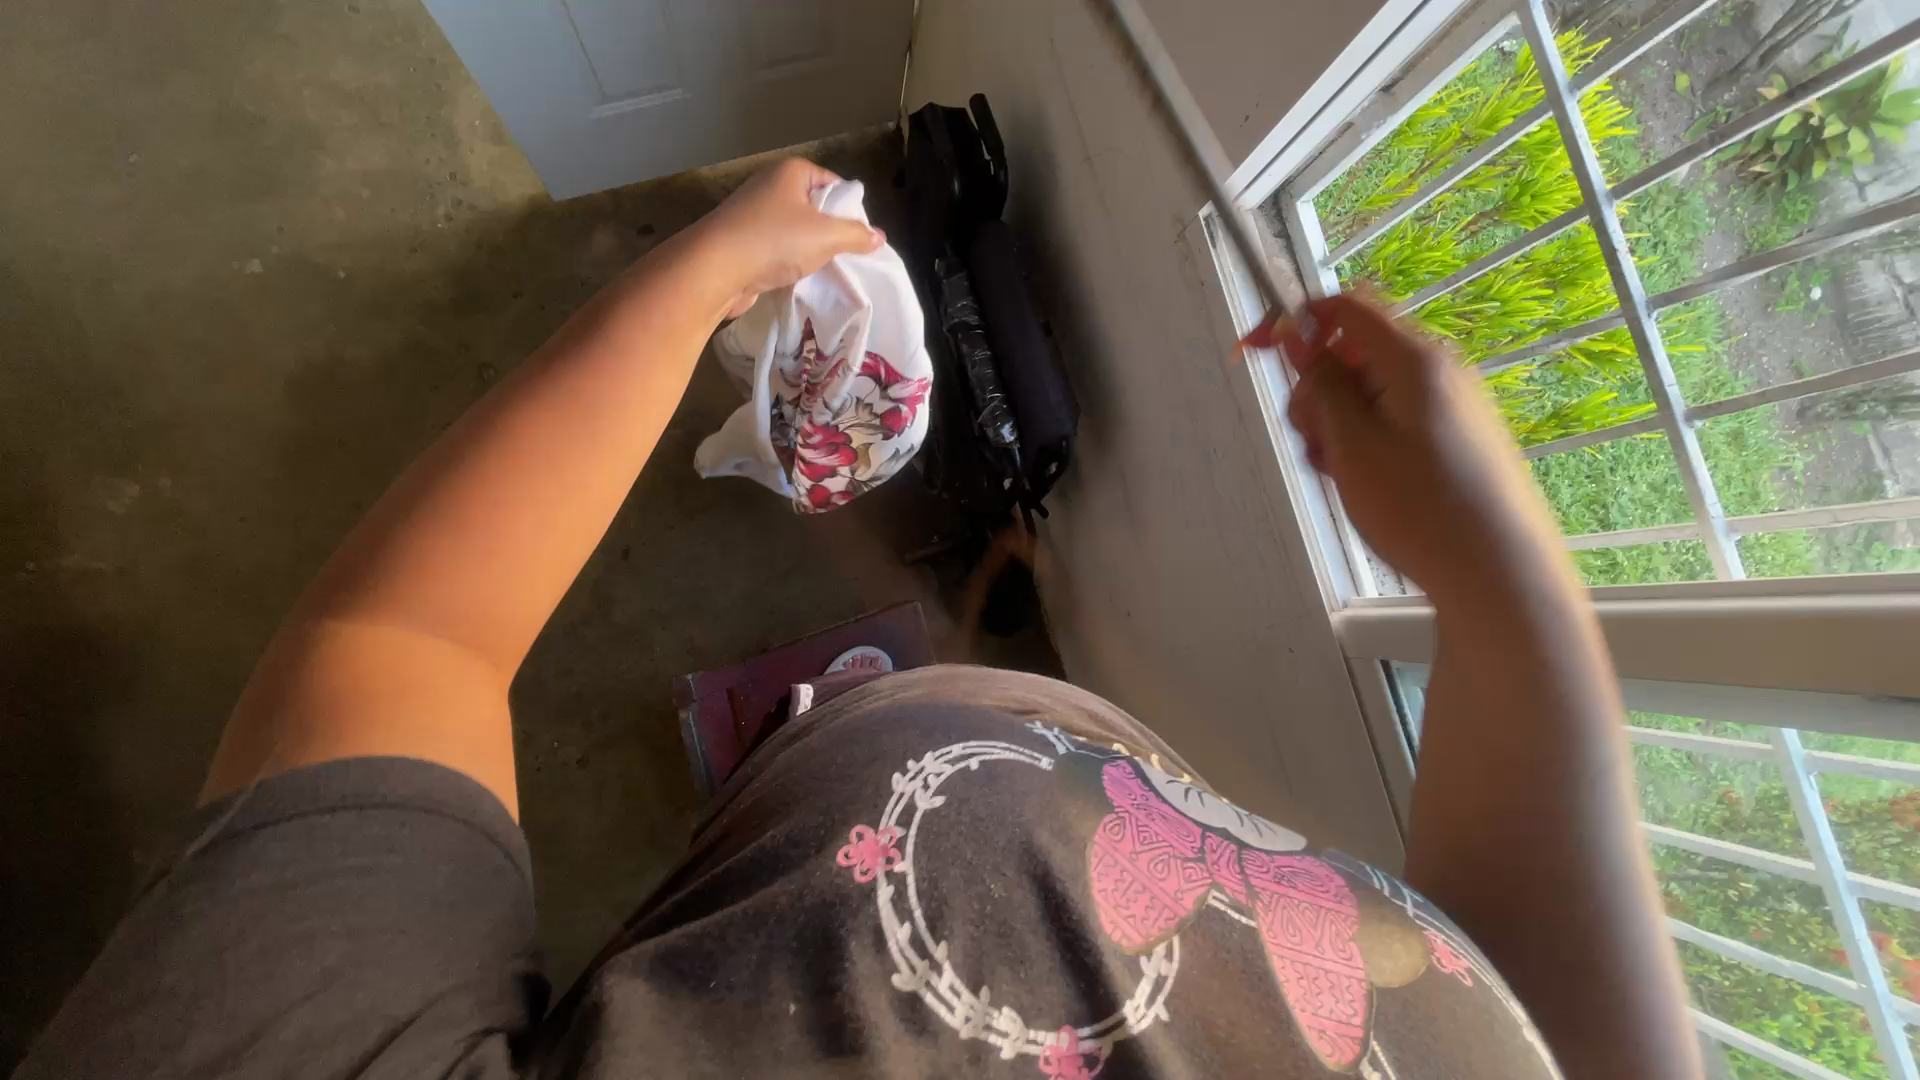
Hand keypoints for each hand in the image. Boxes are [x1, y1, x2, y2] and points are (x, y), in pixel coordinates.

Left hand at [689, 158, 886, 318]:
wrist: (716, 269)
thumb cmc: (775, 241)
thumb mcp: (827, 236)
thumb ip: (856, 235)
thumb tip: (879, 237)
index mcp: (792, 171)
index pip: (834, 184)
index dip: (850, 209)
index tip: (860, 236)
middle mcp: (771, 185)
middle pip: (815, 208)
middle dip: (831, 232)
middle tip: (846, 256)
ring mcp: (754, 213)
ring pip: (796, 231)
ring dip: (810, 251)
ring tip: (824, 270)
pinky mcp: (744, 241)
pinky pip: (778, 249)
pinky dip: (789, 262)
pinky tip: (798, 279)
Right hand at [1257, 294, 1573, 606]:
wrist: (1495, 570)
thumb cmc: (1418, 508)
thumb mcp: (1350, 444)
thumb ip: (1320, 383)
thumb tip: (1296, 335)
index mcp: (1412, 360)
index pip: (1344, 307)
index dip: (1292, 321)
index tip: (1252, 351)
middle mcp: (1435, 370)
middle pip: (1350, 353)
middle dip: (1314, 389)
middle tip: (1312, 441)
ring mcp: (1446, 403)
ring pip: (1365, 390)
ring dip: (1334, 422)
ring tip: (1338, 470)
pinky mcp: (1450, 434)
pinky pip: (1388, 417)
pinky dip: (1360, 439)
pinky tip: (1359, 479)